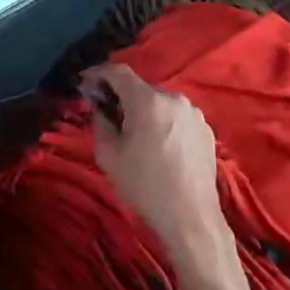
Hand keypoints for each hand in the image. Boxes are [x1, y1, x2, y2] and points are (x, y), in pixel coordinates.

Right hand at [81, 64, 227, 260]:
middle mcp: (174, 98)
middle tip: (106, 113)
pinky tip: (157, 145)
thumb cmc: (144, 185)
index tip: (85, 82)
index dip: (98, 73)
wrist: (190, 217)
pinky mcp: (205, 129)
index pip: (118, 72)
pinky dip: (161, 122)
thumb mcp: (109, 155)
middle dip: (121, 96)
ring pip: (159, 102)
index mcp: (147, 101)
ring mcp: (194, 113)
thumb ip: (100, 121)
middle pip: (140, 87)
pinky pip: (176, 116)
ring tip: (133, 133)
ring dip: (143, 110)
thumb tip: (99, 106)